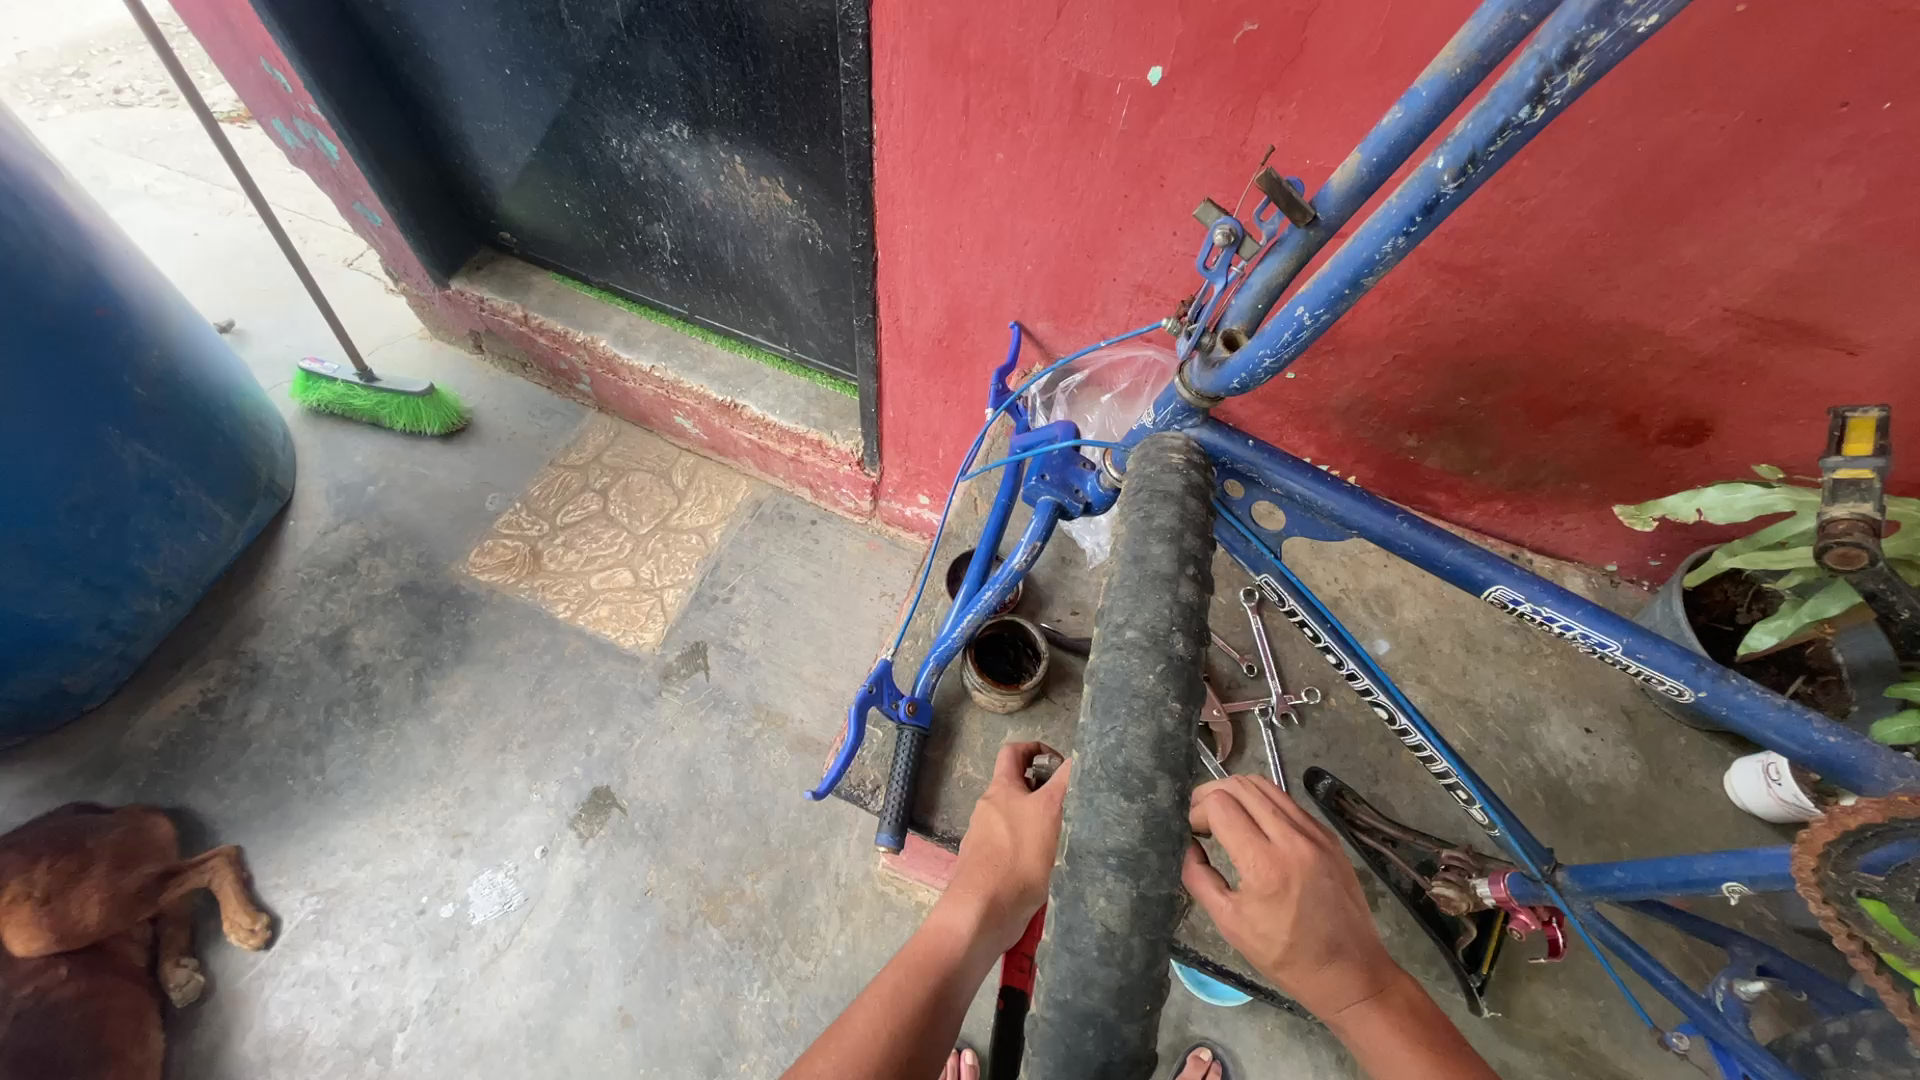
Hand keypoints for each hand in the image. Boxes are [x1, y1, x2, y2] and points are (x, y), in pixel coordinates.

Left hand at [941, 741, 1071, 952]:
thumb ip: (1063, 784)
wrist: (983, 911)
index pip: (1013, 752)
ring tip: (1067, 838)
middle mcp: (990, 808)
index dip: (1036, 749)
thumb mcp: (1048, 812)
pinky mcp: (991, 865)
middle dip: (1045, 793)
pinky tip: (1051, 867)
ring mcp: (987, 838)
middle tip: (1071, 807)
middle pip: (1018, 788)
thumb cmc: (1017, 856)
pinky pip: (1015, 848)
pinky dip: (1032, 851)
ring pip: (1018, 820)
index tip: (1061, 765)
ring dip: (1040, 824)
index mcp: (1000, 788)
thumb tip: (1076, 759)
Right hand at [1183, 775, 1401, 1018]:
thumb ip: (1198, 877)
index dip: (1197, 812)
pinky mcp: (1328, 836)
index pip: (1219, 805)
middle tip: (1202, 819)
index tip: (1194, 832)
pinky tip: (1256, 827)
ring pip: (1264, 785)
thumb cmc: (1286, 955)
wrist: (1352, 973)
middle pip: (1240, 785)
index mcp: (1264, 864)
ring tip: (1226, 817)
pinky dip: (1262, 803)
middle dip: (1211, 794)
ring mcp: (1315, 833)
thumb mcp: (1229, 923)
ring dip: (1236, 793)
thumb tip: (1188, 844)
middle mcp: (1292, 839)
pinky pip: (1286, 801)